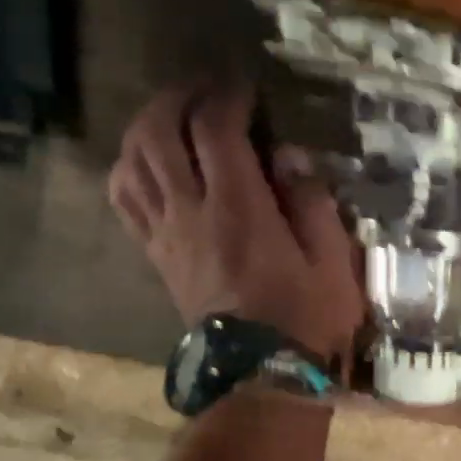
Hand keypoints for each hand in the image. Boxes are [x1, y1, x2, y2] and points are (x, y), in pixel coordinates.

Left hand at [108, 86, 363, 358]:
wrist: (265, 370)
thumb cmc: (309, 319)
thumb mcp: (335, 265)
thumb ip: (315, 207)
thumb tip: (292, 159)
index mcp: (242, 210)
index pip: (217, 132)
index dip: (227, 100)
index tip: (247, 91)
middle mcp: (193, 210)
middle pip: (161, 132)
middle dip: (180, 101)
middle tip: (207, 93)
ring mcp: (167, 230)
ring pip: (134, 157)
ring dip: (148, 125)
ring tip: (173, 118)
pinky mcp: (156, 252)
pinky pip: (125, 196)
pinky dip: (129, 166)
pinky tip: (146, 162)